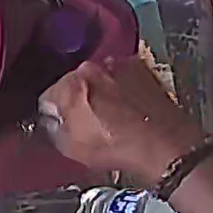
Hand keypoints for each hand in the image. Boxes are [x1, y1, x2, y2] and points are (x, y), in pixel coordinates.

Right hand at [38, 57, 206, 185]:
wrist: (164, 144)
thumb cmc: (118, 147)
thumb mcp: (71, 148)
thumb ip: (52, 129)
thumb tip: (50, 121)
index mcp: (69, 84)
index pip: (48, 96)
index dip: (52, 114)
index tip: (59, 124)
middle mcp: (92, 67)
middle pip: (74, 83)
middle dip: (77, 100)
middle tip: (87, 124)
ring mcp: (118, 65)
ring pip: (98, 78)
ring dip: (100, 93)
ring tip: (110, 118)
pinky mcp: (141, 68)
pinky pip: (121, 77)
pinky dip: (121, 89)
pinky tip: (128, 110)